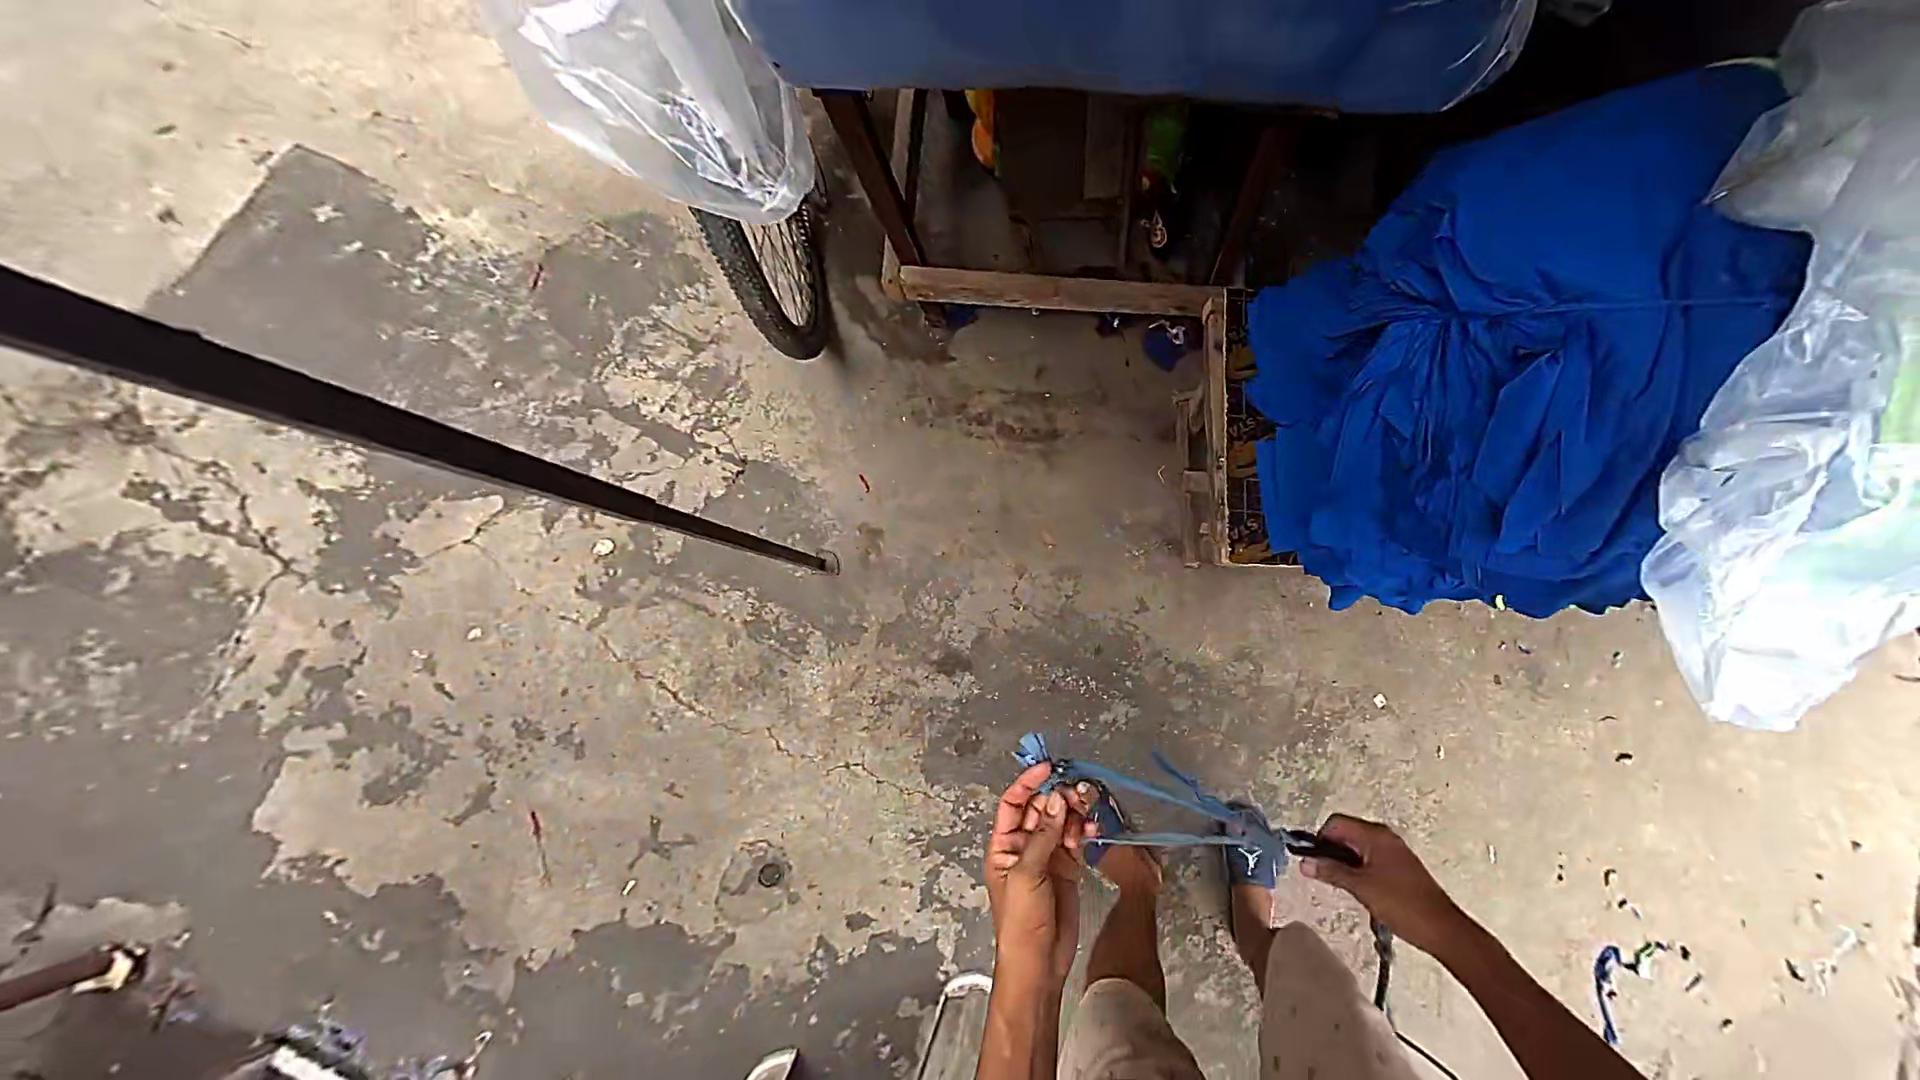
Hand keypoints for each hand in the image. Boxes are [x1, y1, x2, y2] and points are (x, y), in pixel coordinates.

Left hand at [985, 764, 1095, 987]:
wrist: (1039, 962)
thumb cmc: (1020, 920)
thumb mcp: (1026, 874)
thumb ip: (1044, 837)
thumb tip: (1056, 800)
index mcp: (1004, 844)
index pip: (1014, 802)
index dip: (1028, 782)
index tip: (1047, 767)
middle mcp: (1024, 844)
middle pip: (1041, 808)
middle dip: (1057, 796)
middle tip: (1076, 791)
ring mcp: (1046, 855)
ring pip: (1060, 821)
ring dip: (1073, 811)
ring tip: (1087, 806)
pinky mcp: (1067, 867)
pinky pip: (1075, 839)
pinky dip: (1083, 830)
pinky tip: (1091, 826)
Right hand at [1299, 814, 1470, 954]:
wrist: (1445, 932)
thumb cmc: (1403, 905)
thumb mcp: (1360, 887)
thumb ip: (1330, 871)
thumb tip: (1305, 863)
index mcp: (1375, 835)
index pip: (1335, 823)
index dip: (1321, 838)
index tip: (1316, 860)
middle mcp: (1385, 838)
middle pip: (1346, 834)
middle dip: (1333, 852)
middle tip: (1328, 874)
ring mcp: (1395, 852)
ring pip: (1358, 848)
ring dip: (1347, 863)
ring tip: (1346, 885)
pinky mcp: (1401, 868)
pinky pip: (1371, 859)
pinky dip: (1361, 870)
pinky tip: (1363, 890)